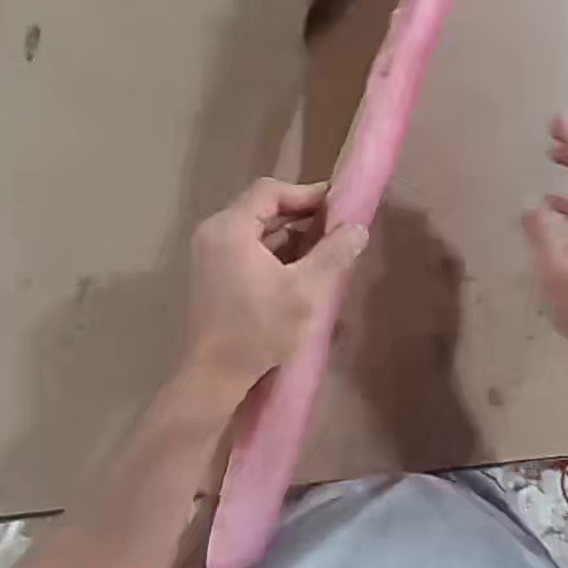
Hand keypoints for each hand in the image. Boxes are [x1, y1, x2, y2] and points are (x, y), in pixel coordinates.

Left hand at [186, 178, 368, 386]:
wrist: (214, 375)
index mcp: (230, 228)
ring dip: (289, 234)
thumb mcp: (306, 291)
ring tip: (325, 247)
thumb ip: (334, 254)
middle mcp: (214, 233)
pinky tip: (301, 267)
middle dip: (301, 214)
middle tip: (336, 225)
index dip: (307, 193)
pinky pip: (247, 247)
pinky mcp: (212, 273)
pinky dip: (274, 250)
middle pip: (262, 207)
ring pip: (255, 229)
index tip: (338, 204)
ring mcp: (209, 254)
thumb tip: (358, 228)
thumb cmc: (259, 330)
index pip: (271, 191)